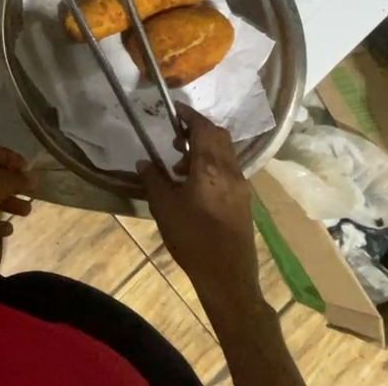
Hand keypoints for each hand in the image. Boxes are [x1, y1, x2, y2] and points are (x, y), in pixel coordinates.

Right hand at [140, 107, 259, 307]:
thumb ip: (153, 178)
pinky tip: (193, 184)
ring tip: (178, 164)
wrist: (227, 278)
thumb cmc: (192, 238)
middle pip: (219, 136)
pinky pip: (228, 170)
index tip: (172, 109)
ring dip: (204, 148)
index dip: (189, 114)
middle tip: (174, 134)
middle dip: (198, 129)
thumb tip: (144, 161)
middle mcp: (231, 171)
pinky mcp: (243, 202)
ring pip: (225, 153)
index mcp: (211, 167)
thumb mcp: (164, 206)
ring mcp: (241, 187)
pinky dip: (211, 165)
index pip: (203, 128)